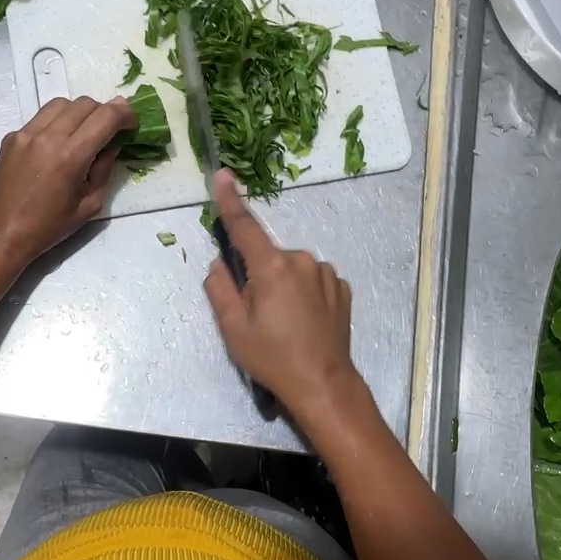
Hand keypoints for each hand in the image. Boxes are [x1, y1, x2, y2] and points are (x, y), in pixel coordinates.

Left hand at [0, 96, 133, 264]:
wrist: (3, 232)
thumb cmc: (50, 226)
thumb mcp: (90, 204)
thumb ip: (104, 170)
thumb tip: (111, 145)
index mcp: (71, 156)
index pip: (106, 116)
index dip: (125, 114)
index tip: (131, 123)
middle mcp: (48, 137)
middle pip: (85, 103)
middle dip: (103, 113)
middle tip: (107, 132)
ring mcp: (26, 133)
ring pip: (61, 104)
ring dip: (78, 113)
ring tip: (81, 134)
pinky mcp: (12, 137)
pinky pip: (40, 117)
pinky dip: (56, 123)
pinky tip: (56, 144)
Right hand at [201, 170, 357, 414]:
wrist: (324, 384)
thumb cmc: (272, 358)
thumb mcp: (232, 328)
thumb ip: (219, 288)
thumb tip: (219, 264)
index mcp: (273, 267)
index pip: (245, 226)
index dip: (230, 201)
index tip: (223, 175)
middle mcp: (302, 260)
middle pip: (268, 256)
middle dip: (258, 276)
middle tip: (257, 315)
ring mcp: (326, 273)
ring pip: (291, 269)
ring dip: (282, 285)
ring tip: (284, 323)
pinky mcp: (341, 287)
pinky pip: (311, 280)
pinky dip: (303, 293)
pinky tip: (304, 322)